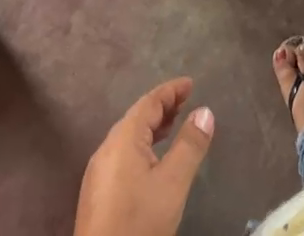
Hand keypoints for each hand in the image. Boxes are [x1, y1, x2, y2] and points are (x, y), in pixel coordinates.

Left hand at [75, 78, 214, 235]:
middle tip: (187, 102)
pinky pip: (123, 154)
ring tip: (174, 126)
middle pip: (136, 117)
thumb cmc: (140, 220)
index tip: (191, 84)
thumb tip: (204, 111)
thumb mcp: (173, 182)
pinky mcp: (98, 192)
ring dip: (152, 126)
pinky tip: (153, 159)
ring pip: (128, 137)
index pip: (148, 103)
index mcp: (123, 140)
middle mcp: (106, 150)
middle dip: (162, 106)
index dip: (170, 91)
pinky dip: (142, 144)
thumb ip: (190, 145)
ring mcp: (98, 173)